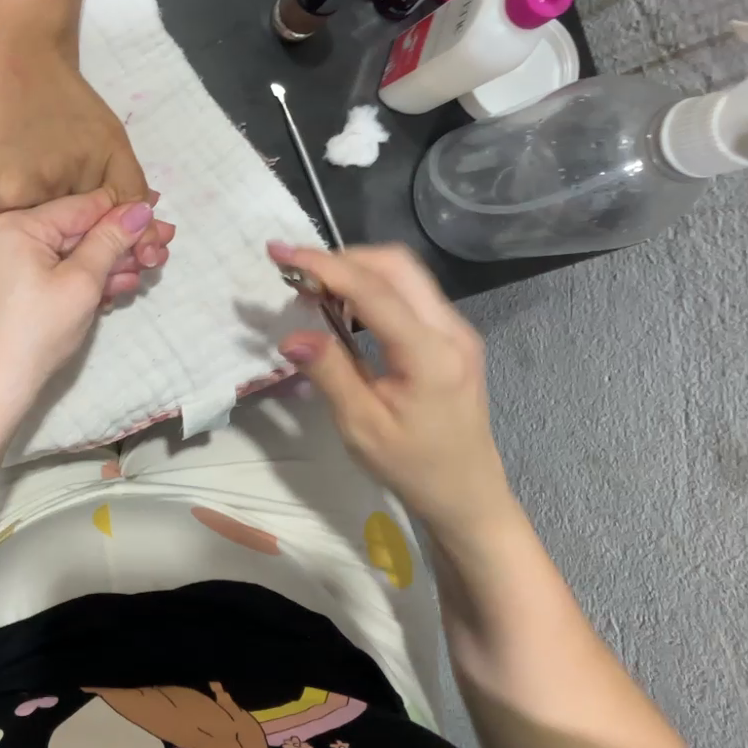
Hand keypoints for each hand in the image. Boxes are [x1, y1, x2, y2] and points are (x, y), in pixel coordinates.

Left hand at [0, 50, 172, 271]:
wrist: (17, 49)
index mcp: (12, 197)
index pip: (43, 251)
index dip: (67, 272)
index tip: (88, 288)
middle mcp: (51, 186)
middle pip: (82, 241)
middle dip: (108, 266)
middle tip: (121, 284)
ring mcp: (84, 165)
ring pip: (111, 219)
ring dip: (132, 243)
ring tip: (146, 258)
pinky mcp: (111, 146)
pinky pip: (130, 189)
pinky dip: (138, 209)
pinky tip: (146, 222)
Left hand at [0, 192, 154, 407]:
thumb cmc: (37, 332)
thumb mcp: (81, 282)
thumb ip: (110, 241)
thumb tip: (140, 209)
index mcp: (15, 225)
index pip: (81, 206)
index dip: (124, 211)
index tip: (159, 213)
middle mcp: (4, 235)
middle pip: (74, 229)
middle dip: (120, 240)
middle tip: (163, 243)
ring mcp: (4, 263)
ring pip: (66, 253)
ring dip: (108, 262)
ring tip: (150, 266)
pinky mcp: (10, 288)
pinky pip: (52, 272)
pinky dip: (83, 279)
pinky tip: (120, 285)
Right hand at [269, 242, 517, 539]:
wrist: (466, 494)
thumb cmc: (412, 466)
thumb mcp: (361, 427)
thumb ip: (329, 373)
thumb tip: (290, 336)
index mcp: (429, 354)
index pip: (373, 290)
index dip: (324, 266)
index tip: (280, 253)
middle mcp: (450, 330)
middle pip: (394, 265)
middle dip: (341, 260)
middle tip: (295, 275)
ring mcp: (455, 329)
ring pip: (403, 273)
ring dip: (355, 270)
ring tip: (313, 293)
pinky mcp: (450, 335)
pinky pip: (408, 292)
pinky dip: (370, 287)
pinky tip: (342, 310)